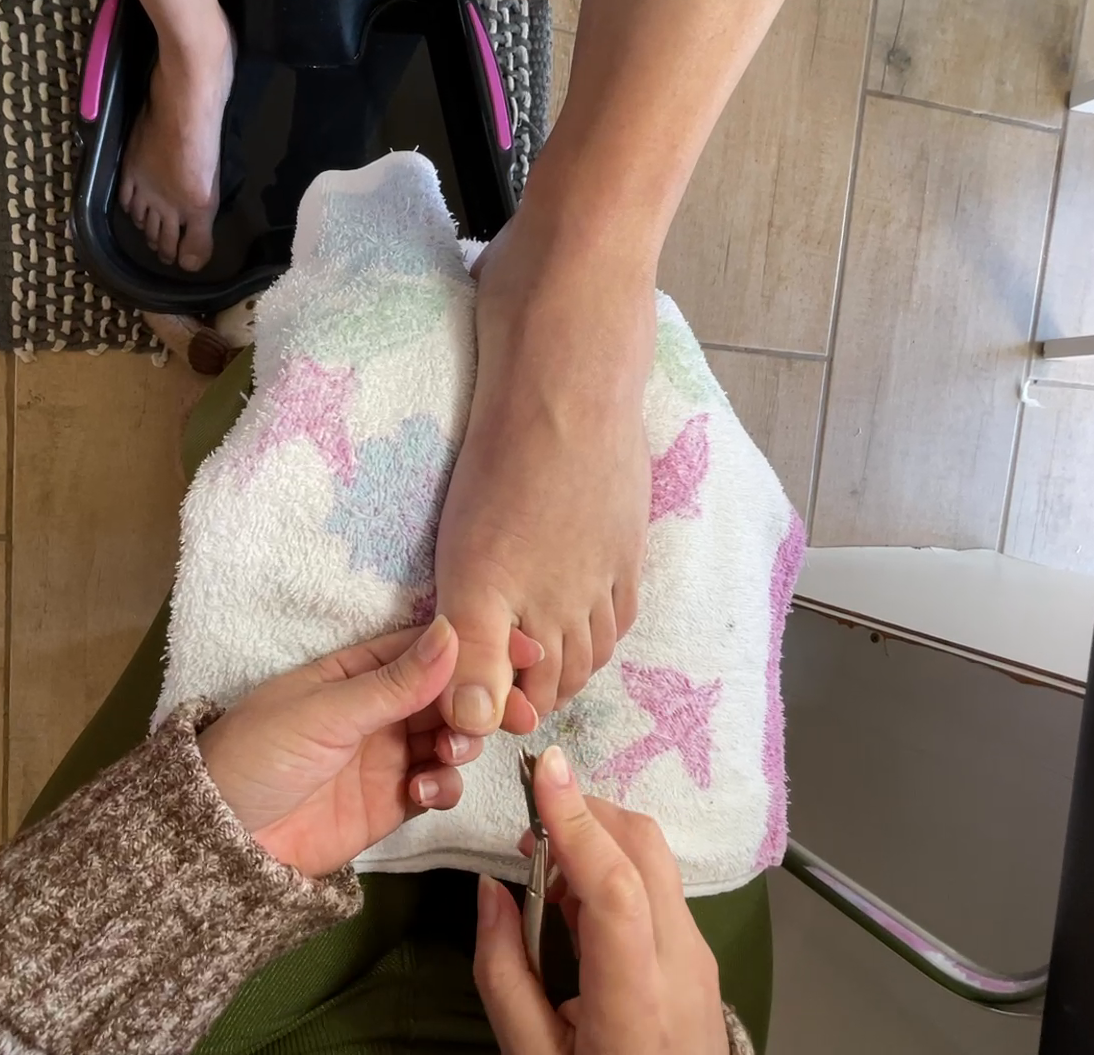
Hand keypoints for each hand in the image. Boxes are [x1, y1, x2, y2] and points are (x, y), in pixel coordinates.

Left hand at [197, 618, 542, 876]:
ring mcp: (389, 753)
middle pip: (447, 693)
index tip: (522, 648)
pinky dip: (444, 784)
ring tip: (447, 752)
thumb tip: (452, 630)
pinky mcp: (393, 800)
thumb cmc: (263, 755)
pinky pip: (438, 783)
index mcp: (358, 670)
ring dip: (461, 741)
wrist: (223, 844)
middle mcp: (380, 706)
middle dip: (481, 700)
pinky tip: (425, 789)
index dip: (474, 646)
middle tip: (516, 713)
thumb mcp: (326, 712)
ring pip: (450, 737)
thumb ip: (393, 681)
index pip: (427, 647)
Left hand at [435, 206, 653, 736]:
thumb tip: (477, 728)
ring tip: (541, 656)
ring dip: (569, 648)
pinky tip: (590, 601)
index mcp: (545, 606)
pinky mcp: (621, 510)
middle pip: (570, 659)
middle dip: (539, 685)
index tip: (483, 711)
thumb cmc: (507, 465)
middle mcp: (587, 587)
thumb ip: (475, 649)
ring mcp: (610, 548)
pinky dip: (603, 606)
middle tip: (509, 688)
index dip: (511, 708)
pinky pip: (619, 582)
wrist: (565, 364)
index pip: (538, 687)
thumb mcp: (472, 571)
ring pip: (596, 623)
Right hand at [473, 747, 728, 1053]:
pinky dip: (612, 861)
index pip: (616, 888)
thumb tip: (490, 887)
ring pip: (653, 854)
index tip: (542, 770)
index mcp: (636, 1003)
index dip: (577, 822)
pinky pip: (657, 878)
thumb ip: (502, 970)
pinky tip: (577, 900)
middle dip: (584, 811)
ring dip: (596, 835)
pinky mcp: (699, 949)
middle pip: (644, 848)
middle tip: (528, 834)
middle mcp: (681, 965)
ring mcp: (699, 953)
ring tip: (547, 874)